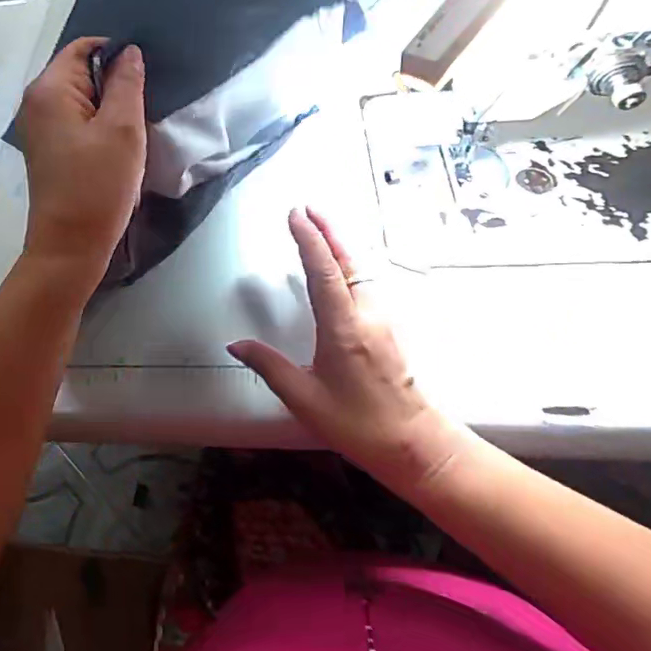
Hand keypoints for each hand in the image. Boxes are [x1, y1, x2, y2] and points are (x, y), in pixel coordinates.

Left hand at [16, 37, 146, 279]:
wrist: (70, 246)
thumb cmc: (97, 186)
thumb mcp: (122, 130)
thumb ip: (127, 84)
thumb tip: (128, 52)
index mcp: (48, 90)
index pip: (83, 47)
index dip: (116, 53)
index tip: (145, 77)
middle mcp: (36, 103)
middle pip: (81, 73)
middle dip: (115, 84)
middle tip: (145, 105)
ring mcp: (40, 130)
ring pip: (82, 101)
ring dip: (110, 110)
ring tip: (135, 128)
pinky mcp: (49, 151)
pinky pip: (78, 124)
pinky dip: (99, 129)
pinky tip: (119, 148)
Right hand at [227, 208, 472, 493]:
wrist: (414, 443)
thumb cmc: (357, 424)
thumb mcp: (304, 398)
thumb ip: (268, 366)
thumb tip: (236, 345)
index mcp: (344, 327)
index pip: (324, 272)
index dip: (309, 240)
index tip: (296, 215)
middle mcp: (367, 315)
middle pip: (349, 261)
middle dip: (329, 230)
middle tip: (309, 208)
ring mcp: (383, 321)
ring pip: (362, 271)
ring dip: (341, 246)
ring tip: (322, 229)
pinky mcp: (389, 331)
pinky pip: (368, 285)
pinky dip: (351, 265)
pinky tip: (342, 268)